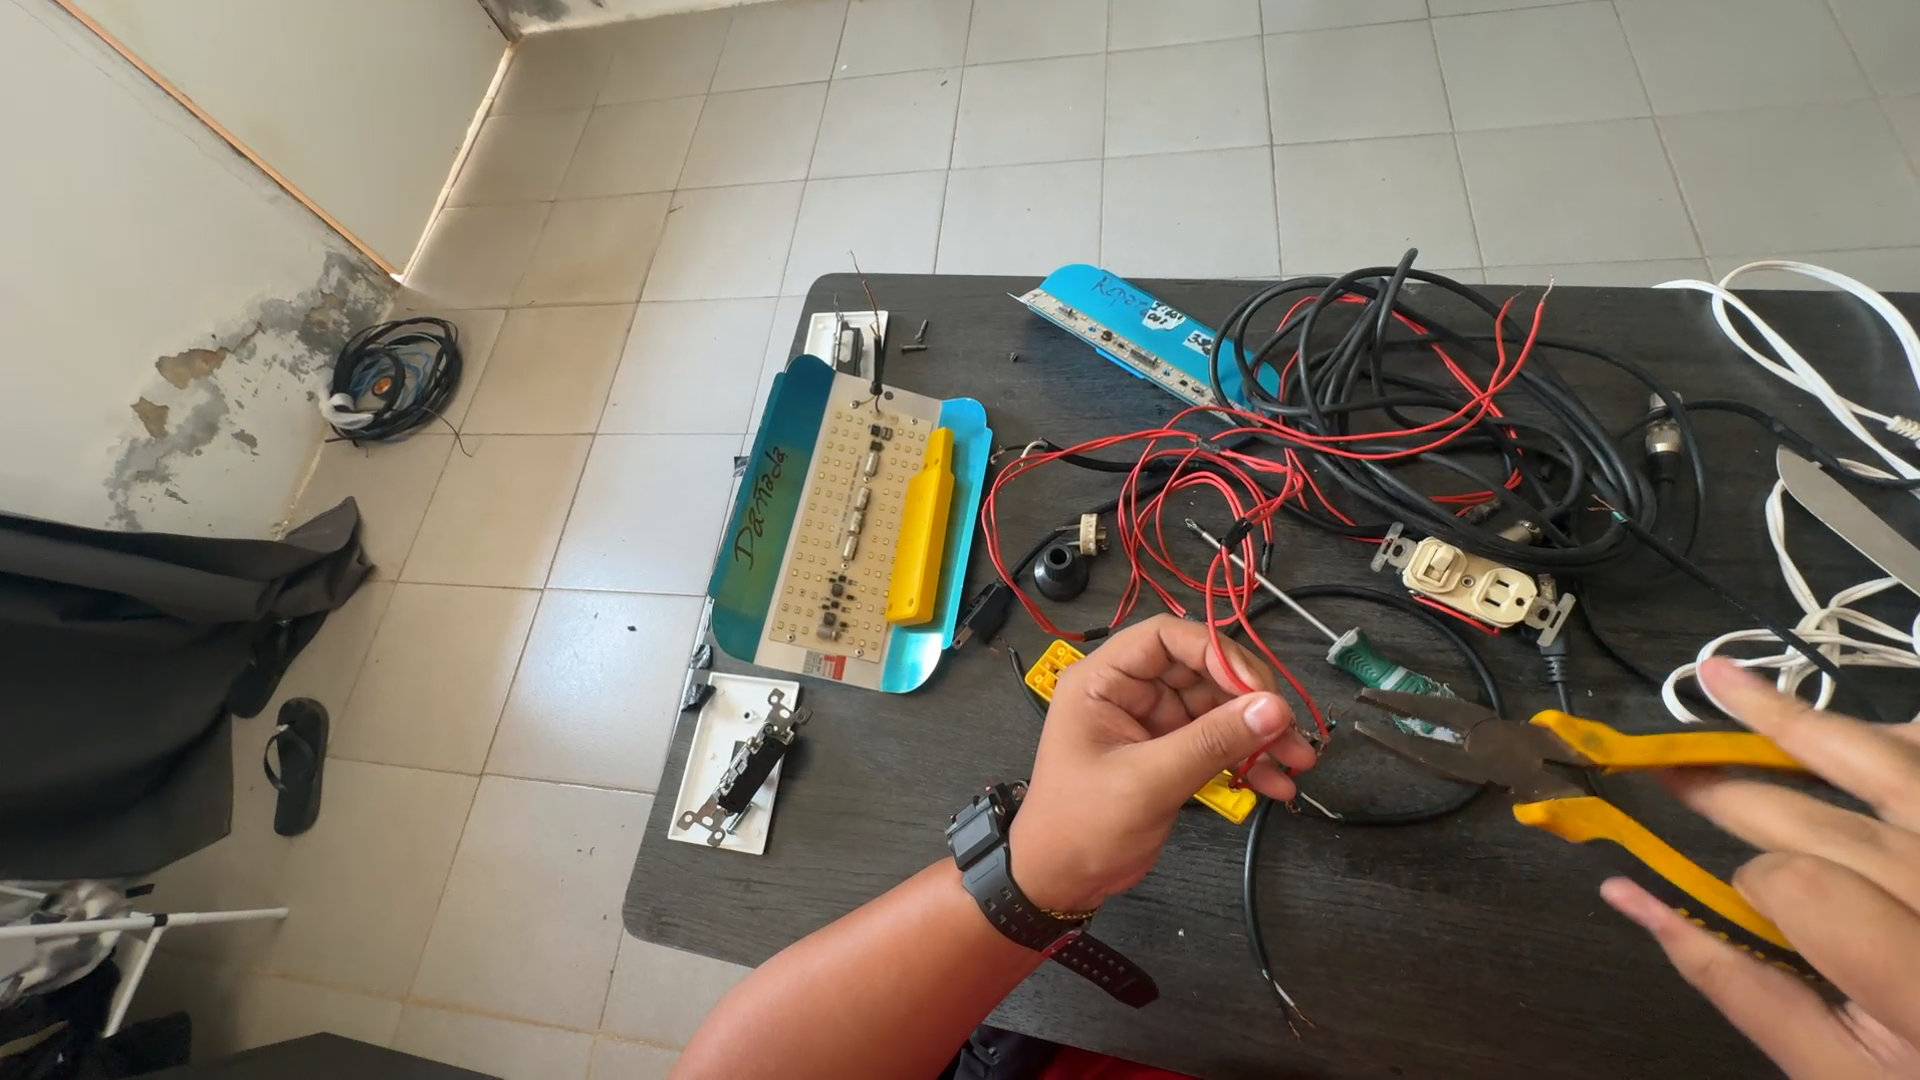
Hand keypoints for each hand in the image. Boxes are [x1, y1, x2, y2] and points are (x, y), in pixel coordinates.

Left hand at [1006, 615, 1317, 913]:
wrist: (1061, 880)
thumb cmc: (1083, 824)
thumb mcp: (1147, 781)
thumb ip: (1210, 742)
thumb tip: (1274, 708)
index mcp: (1103, 679)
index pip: (1164, 636)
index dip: (1216, 652)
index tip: (1258, 689)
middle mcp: (1127, 690)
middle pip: (1199, 669)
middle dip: (1249, 697)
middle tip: (1290, 729)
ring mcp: (1149, 720)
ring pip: (1214, 706)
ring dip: (1257, 730)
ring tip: (1298, 759)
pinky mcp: (1166, 751)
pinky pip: (1214, 740)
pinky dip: (1246, 757)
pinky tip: (1277, 781)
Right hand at [1600, 657, 1919, 1076]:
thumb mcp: (1842, 1077)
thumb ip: (1738, 986)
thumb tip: (1622, 892)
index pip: (1801, 888)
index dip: (1759, 887)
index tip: (1750, 906)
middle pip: (1836, 827)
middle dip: (1733, 793)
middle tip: (1666, 768)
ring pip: (1902, 773)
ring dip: (1804, 723)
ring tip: (1727, 682)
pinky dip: (1899, 743)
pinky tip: (1866, 732)